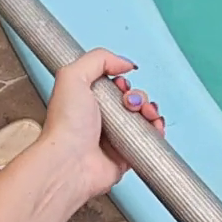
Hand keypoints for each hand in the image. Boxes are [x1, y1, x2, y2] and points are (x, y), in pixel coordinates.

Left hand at [33, 49, 164, 205]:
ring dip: (150, 110)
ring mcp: (114, 137)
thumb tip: (124, 62)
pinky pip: (149, 139)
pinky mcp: (126, 155)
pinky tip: (154, 126)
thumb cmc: (65, 125)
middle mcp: (100, 118)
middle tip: (129, 102)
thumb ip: (98, 59)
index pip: (113, 85)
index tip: (120, 84)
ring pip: (143, 118)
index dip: (122, 81)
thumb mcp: (73, 76)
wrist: (70, 162)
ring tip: (144, 113)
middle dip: (138, 95)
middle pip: (131, 99)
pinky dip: (156, 131)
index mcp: (86, 100)